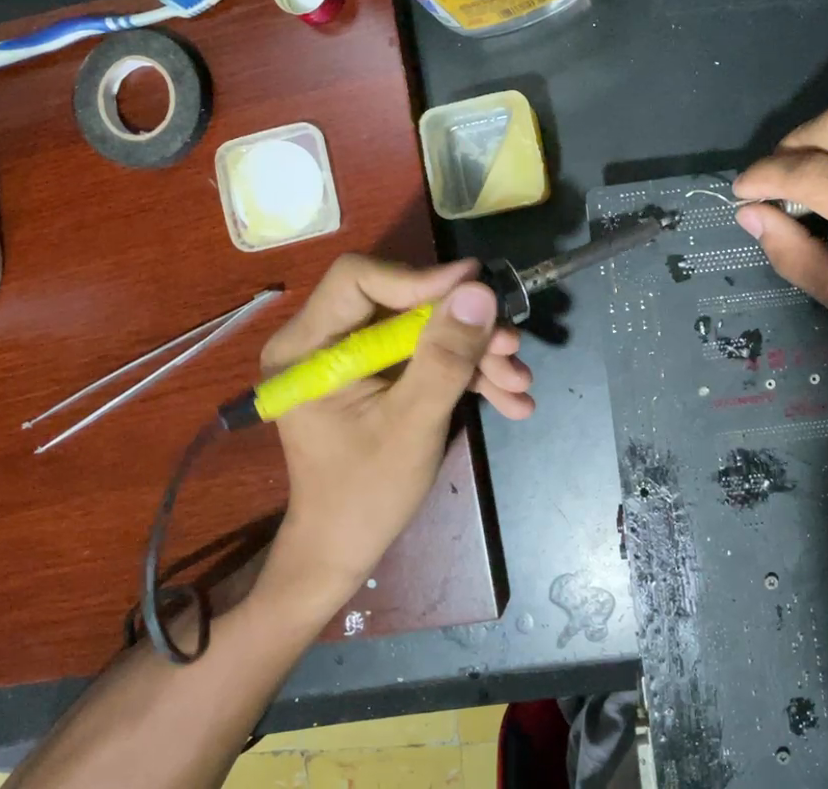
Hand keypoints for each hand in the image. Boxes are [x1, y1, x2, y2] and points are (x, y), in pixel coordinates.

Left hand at [249, 256, 531, 613]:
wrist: (344, 549)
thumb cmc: (364, 493)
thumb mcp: (412, 423)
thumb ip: (445, 357)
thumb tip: (480, 292)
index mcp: (308, 346)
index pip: (360, 279)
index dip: (421, 278)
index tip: (478, 288)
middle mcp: (327, 342)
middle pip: (405, 306)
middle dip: (465, 330)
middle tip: (513, 347)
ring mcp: (357, 360)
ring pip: (425, 332)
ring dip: (477, 356)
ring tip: (520, 384)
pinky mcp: (382, 378)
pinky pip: (428, 359)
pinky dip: (468, 376)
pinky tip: (511, 400)